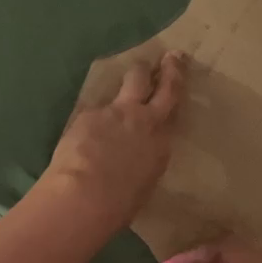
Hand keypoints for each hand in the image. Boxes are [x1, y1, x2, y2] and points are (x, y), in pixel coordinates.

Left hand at [41, 50, 188, 225]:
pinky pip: (94, 105)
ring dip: (135, 73)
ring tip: (135, 70)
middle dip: (168, 69)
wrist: (86, 194)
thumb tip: (132, 165)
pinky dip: (93, 111)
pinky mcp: (90, 113)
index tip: (177, 78)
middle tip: (170, 57)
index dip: (174, 93)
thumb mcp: (140, 186)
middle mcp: (145, 122)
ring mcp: (118, 113)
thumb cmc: (116, 205)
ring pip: (132, 80)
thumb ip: (140, 166)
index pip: (172, 113)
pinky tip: (84, 123)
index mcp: (161, 145)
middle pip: (162, 86)